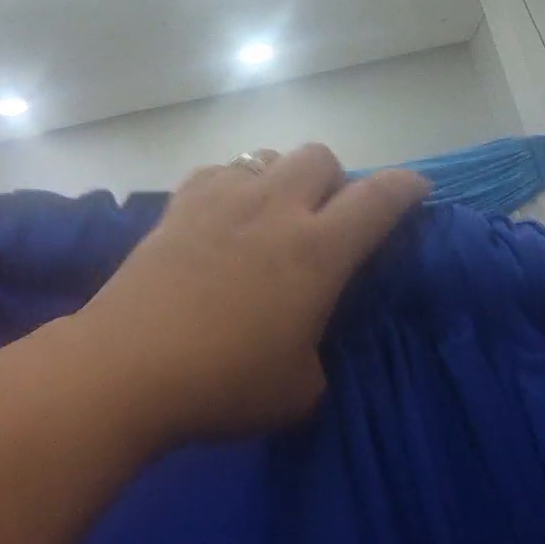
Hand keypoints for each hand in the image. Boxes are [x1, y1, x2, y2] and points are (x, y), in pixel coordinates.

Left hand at [68, 144, 428, 448]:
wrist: (128, 365)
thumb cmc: (223, 384)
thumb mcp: (299, 389)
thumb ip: (316, 351)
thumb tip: (303, 334)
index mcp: (317, 250)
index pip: (378, 198)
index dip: (405, 187)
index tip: (416, 188)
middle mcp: (274, 208)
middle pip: (319, 156)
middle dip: (334, 180)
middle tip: (325, 219)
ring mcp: (222, 199)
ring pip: (266, 155)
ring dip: (281, 177)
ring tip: (270, 215)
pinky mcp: (178, 204)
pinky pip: (217, 171)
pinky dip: (231, 185)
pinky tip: (221, 217)